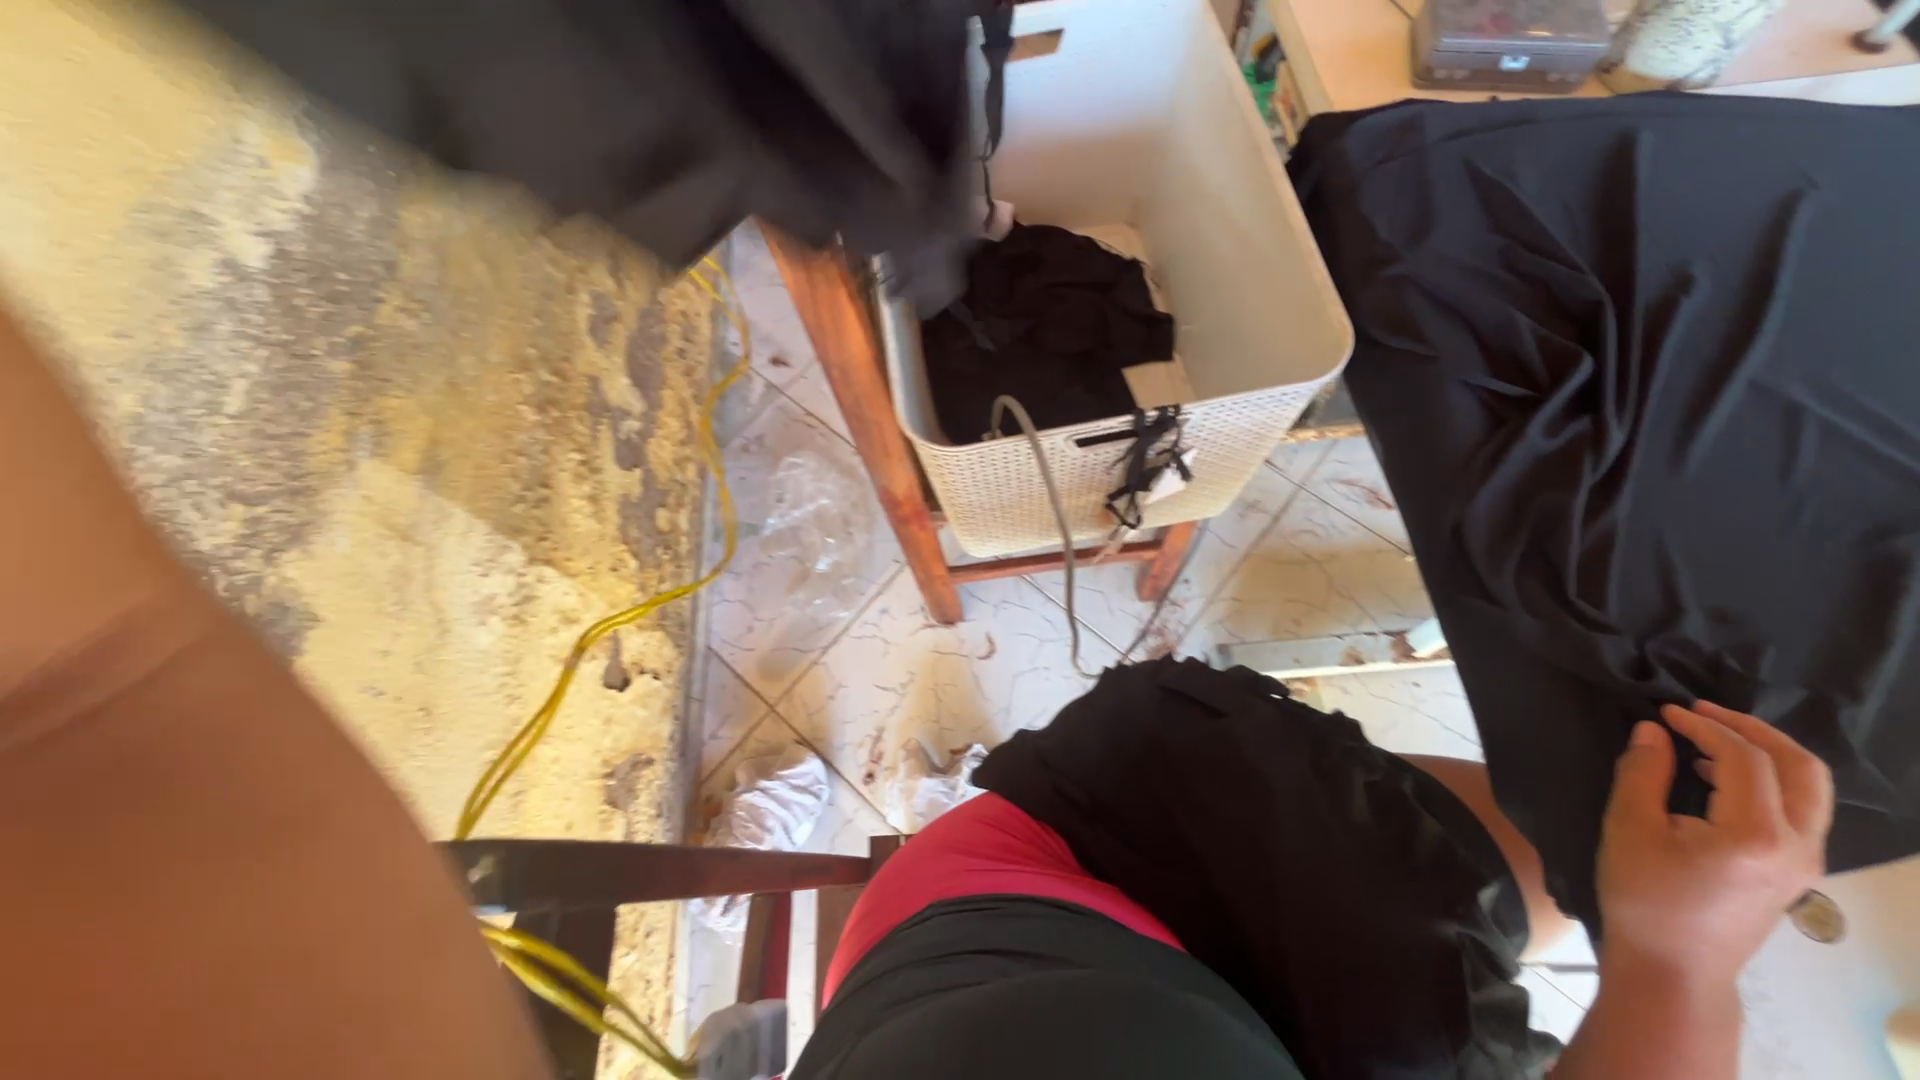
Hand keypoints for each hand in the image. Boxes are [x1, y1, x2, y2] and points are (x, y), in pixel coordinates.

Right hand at [1595, 701, 1833, 984]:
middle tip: (1702, 712)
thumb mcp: (1629, 827)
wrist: (1674, 966)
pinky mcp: (1796, 871)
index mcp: (1756, 834)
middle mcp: (1798, 845)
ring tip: (1710, 739)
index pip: (1744, 758)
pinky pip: (1800, 809)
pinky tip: (1719, 778)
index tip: (1664, 713)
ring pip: (1810, 788)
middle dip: (1752, 729)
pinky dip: (1768, 780)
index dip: (1705, 726)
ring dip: (1765, 753)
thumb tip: (1653, 730)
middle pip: (1801, 767)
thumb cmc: (1644, 896)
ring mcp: (1805, 861)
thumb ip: (1643, 772)